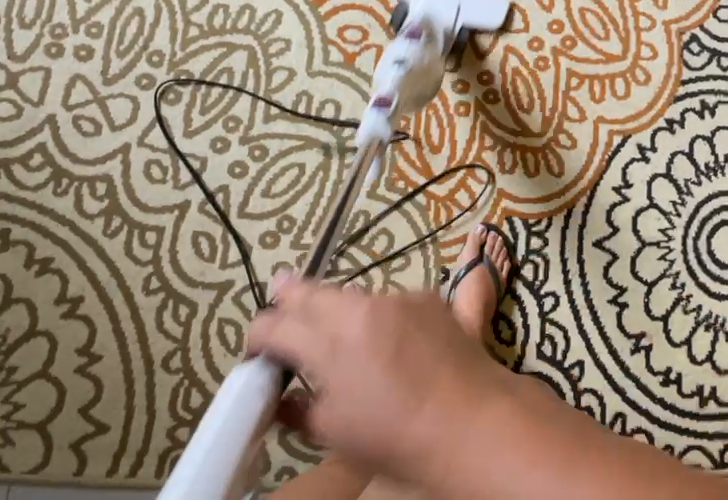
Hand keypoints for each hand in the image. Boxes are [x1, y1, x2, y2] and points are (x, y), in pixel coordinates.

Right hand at [246, 272, 514, 482]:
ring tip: (334, 326)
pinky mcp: (425, 296)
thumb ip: (298, 408)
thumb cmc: (396, 436)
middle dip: (288, 298)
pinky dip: (377, 315)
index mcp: (328, 343)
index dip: (258, 336)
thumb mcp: (333, 432)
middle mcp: (358, 308)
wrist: (471, 420)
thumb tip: (280, 396)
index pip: (274, 325)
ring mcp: (395, 297)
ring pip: (350, 293)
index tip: (256, 350)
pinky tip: (386, 338)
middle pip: (309, 291)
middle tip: (278, 297)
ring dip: (335, 307)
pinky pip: (388, 301)